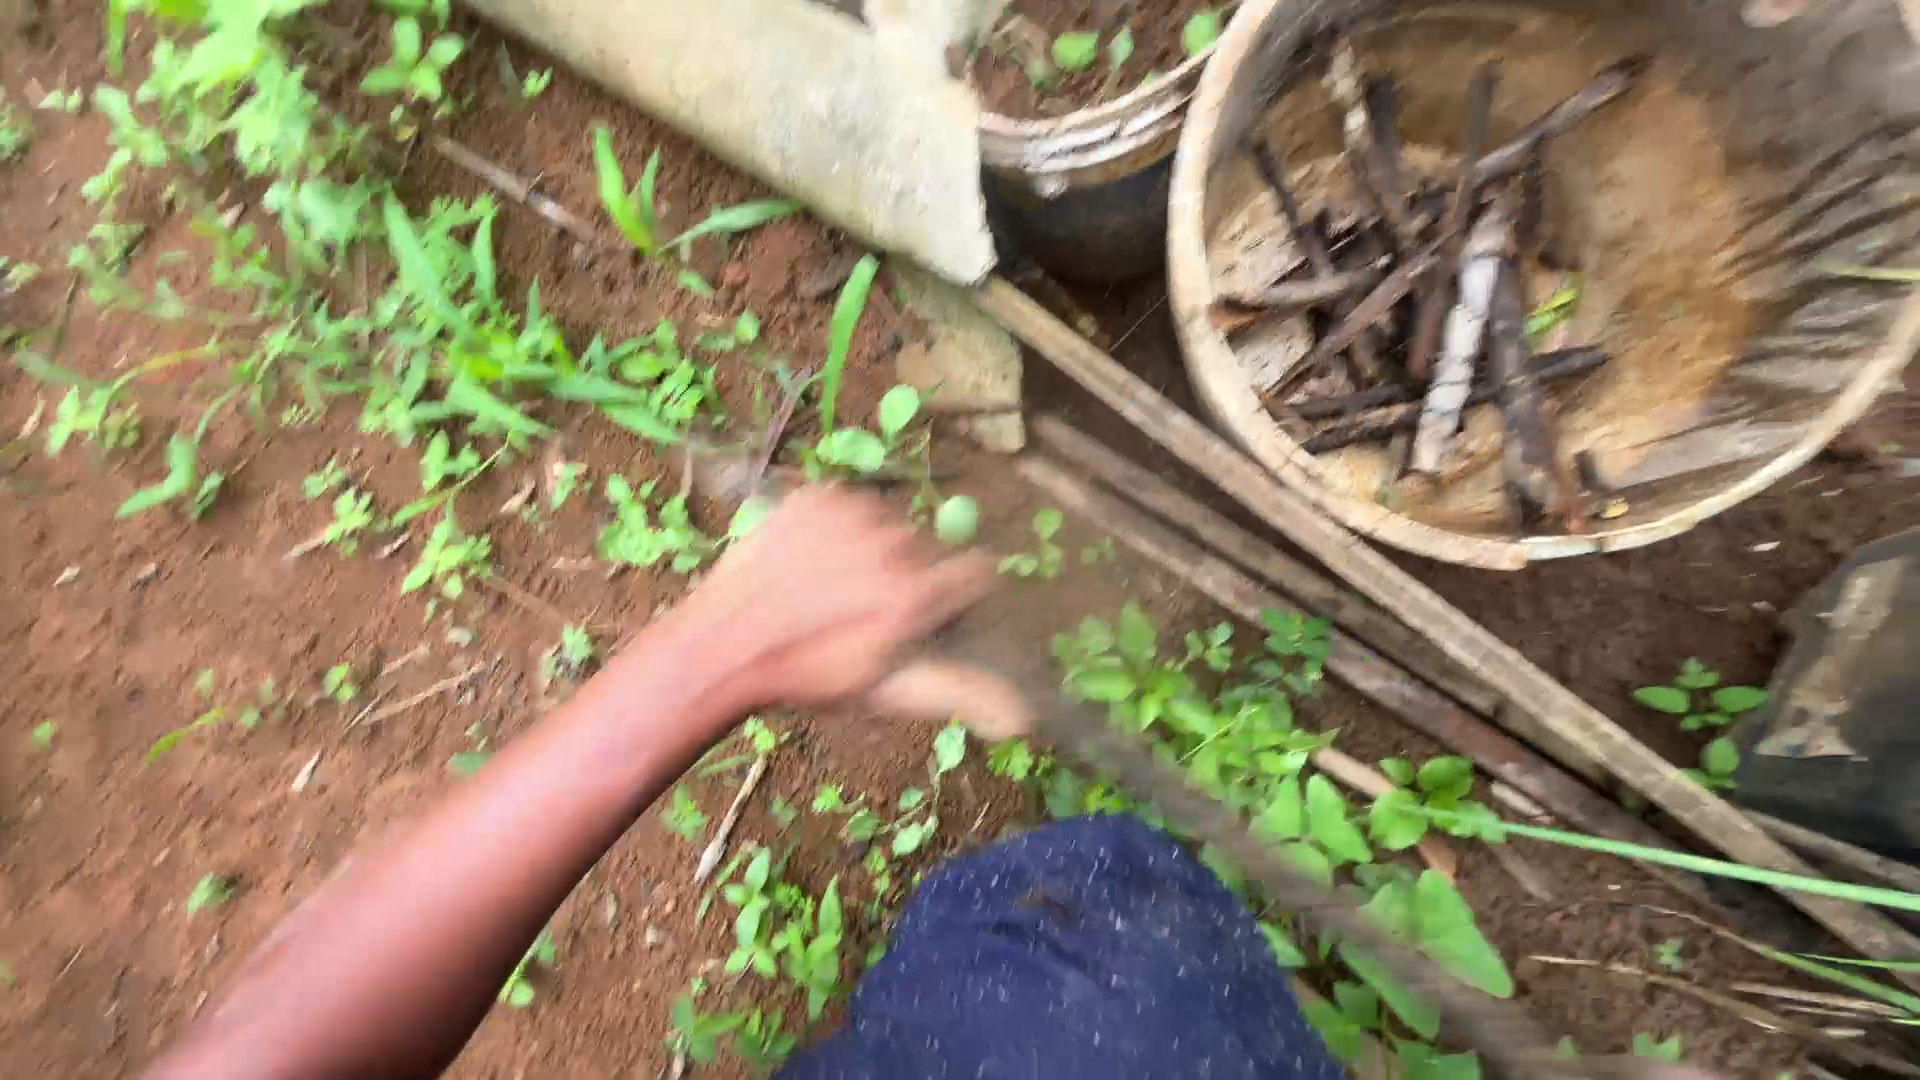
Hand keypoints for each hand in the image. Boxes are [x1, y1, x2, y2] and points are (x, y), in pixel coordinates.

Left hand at [672, 486, 997, 711]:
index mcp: (919, 592)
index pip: (976, 574)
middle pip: (929, 551)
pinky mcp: (818, 496)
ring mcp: (853, 512)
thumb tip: (1025, 719)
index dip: (957, 597)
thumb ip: (962, 693)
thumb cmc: (814, 675)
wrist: (725, 645)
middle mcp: (895, 541)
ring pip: (890, 525)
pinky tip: (812, 561)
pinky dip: (840, 529)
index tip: (929, 615)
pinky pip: (850, 505)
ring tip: (834, 586)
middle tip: (867, 610)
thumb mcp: (890, 690)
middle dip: (911, 577)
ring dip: (875, 550)